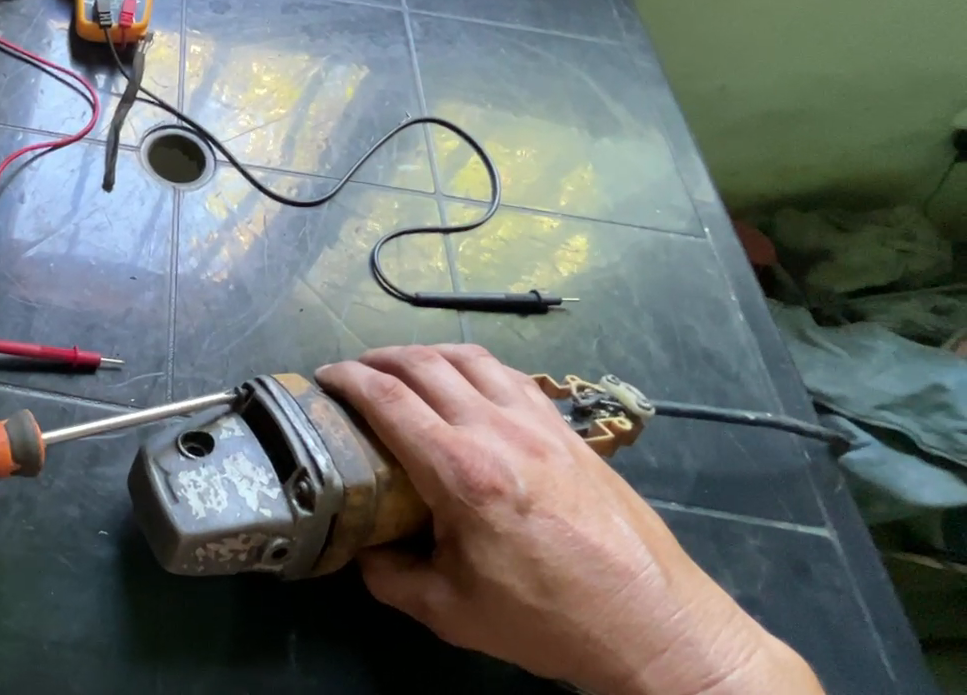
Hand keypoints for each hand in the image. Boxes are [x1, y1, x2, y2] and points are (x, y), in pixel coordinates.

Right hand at [316, 346, 821, 694]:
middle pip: (421, 363)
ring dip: (422, 352)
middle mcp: (495, 431)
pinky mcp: (567, 430)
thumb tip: (358, 548)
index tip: (322, 378)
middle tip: (352, 372)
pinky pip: (508, 373)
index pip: (386, 397)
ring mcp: (537, 424)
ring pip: (466, 356)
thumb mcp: (449, 613)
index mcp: (459, 472)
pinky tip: (463, 383)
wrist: (660, 630)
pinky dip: (470, 364)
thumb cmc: (548, 620)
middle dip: (375, 357)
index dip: (345, 378)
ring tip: (401, 368)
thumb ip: (389, 574)